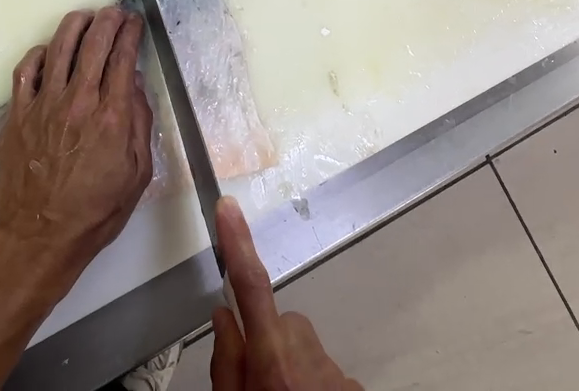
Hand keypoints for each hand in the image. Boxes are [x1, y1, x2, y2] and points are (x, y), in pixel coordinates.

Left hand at [0, 7, 154, 279]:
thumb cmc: (96, 211)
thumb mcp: (137, 173)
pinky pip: (26, 69)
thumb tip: (133, 83)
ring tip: (85, 18)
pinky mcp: (19, 112)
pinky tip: (49, 50)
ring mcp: (44, 104)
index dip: (130, 33)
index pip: (123, 57)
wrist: (41, 234)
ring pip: (59, 46)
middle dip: (108, 20)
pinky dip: (40, 53)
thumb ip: (138, 123)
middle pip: (94, 42)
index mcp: (111, 116)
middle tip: (114, 13)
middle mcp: (78, 100)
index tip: (135, 22)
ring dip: (75, 25)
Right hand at [211, 196, 360, 390]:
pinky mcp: (354, 385)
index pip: (251, 286)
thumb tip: (224, 317)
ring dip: (290, 365)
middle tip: (257, 382)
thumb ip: (226, 363)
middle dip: (267, 341)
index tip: (228, 206)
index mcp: (272, 359)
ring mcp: (336, 370)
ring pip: (303, 346)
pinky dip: (311, 381)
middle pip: (282, 322)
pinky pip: (324, 368)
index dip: (238, 243)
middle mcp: (308, 354)